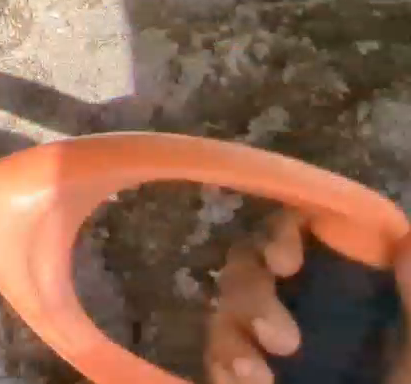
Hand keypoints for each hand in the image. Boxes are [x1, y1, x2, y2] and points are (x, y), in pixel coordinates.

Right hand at [206, 211, 410, 383]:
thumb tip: (400, 236)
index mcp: (364, 307)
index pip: (310, 241)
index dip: (287, 234)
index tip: (285, 262)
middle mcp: (317, 316)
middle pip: (252, 267)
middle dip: (252, 295)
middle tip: (280, 342)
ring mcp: (276, 349)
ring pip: (226, 305)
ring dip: (234, 334)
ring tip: (253, 376)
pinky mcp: (241, 373)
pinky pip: (213, 349)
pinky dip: (223, 362)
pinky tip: (242, 382)